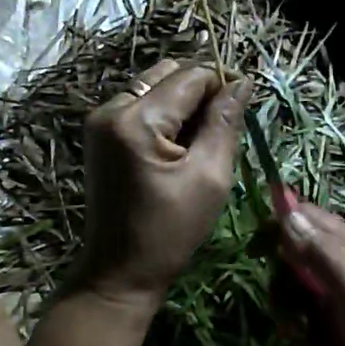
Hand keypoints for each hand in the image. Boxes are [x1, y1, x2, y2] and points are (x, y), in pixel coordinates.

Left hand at [77, 59, 250, 310]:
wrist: (119, 271)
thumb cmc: (169, 230)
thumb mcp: (209, 176)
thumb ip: (225, 123)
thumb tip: (243, 82)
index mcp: (136, 120)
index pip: (190, 76)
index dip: (222, 83)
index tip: (244, 106)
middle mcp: (111, 109)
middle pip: (168, 74)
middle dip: (202, 90)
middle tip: (223, 125)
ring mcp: (101, 120)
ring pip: (154, 86)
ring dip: (183, 102)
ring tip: (202, 139)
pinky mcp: (100, 133)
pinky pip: (140, 105)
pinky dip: (165, 114)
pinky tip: (179, 145)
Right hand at [280, 204, 344, 345]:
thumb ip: (325, 256)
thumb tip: (287, 212)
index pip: (308, 219)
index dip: (279, 224)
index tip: (254, 245)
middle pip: (297, 258)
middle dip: (283, 280)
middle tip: (283, 307)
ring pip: (299, 292)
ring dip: (293, 314)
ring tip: (298, 336)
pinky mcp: (342, 330)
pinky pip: (310, 322)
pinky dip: (306, 336)